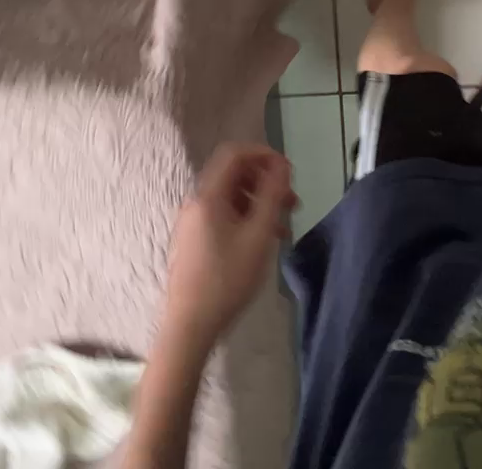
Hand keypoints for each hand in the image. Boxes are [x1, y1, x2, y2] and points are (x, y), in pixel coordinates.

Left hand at [162, 144, 297, 350]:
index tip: (289, 172)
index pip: (235, 153)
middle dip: (266, 182)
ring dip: (259, 202)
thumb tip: (281, 166)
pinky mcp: (194, 240)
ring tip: (282, 227)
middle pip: (234, 174)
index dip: (264, 154)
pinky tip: (262, 241)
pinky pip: (223, 214)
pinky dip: (246, 217)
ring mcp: (192, 222)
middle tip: (292, 203)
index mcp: (208, 196)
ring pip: (231, 197)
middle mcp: (196, 202)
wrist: (189, 327)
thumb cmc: (227, 279)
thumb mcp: (258, 235)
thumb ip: (272, 195)